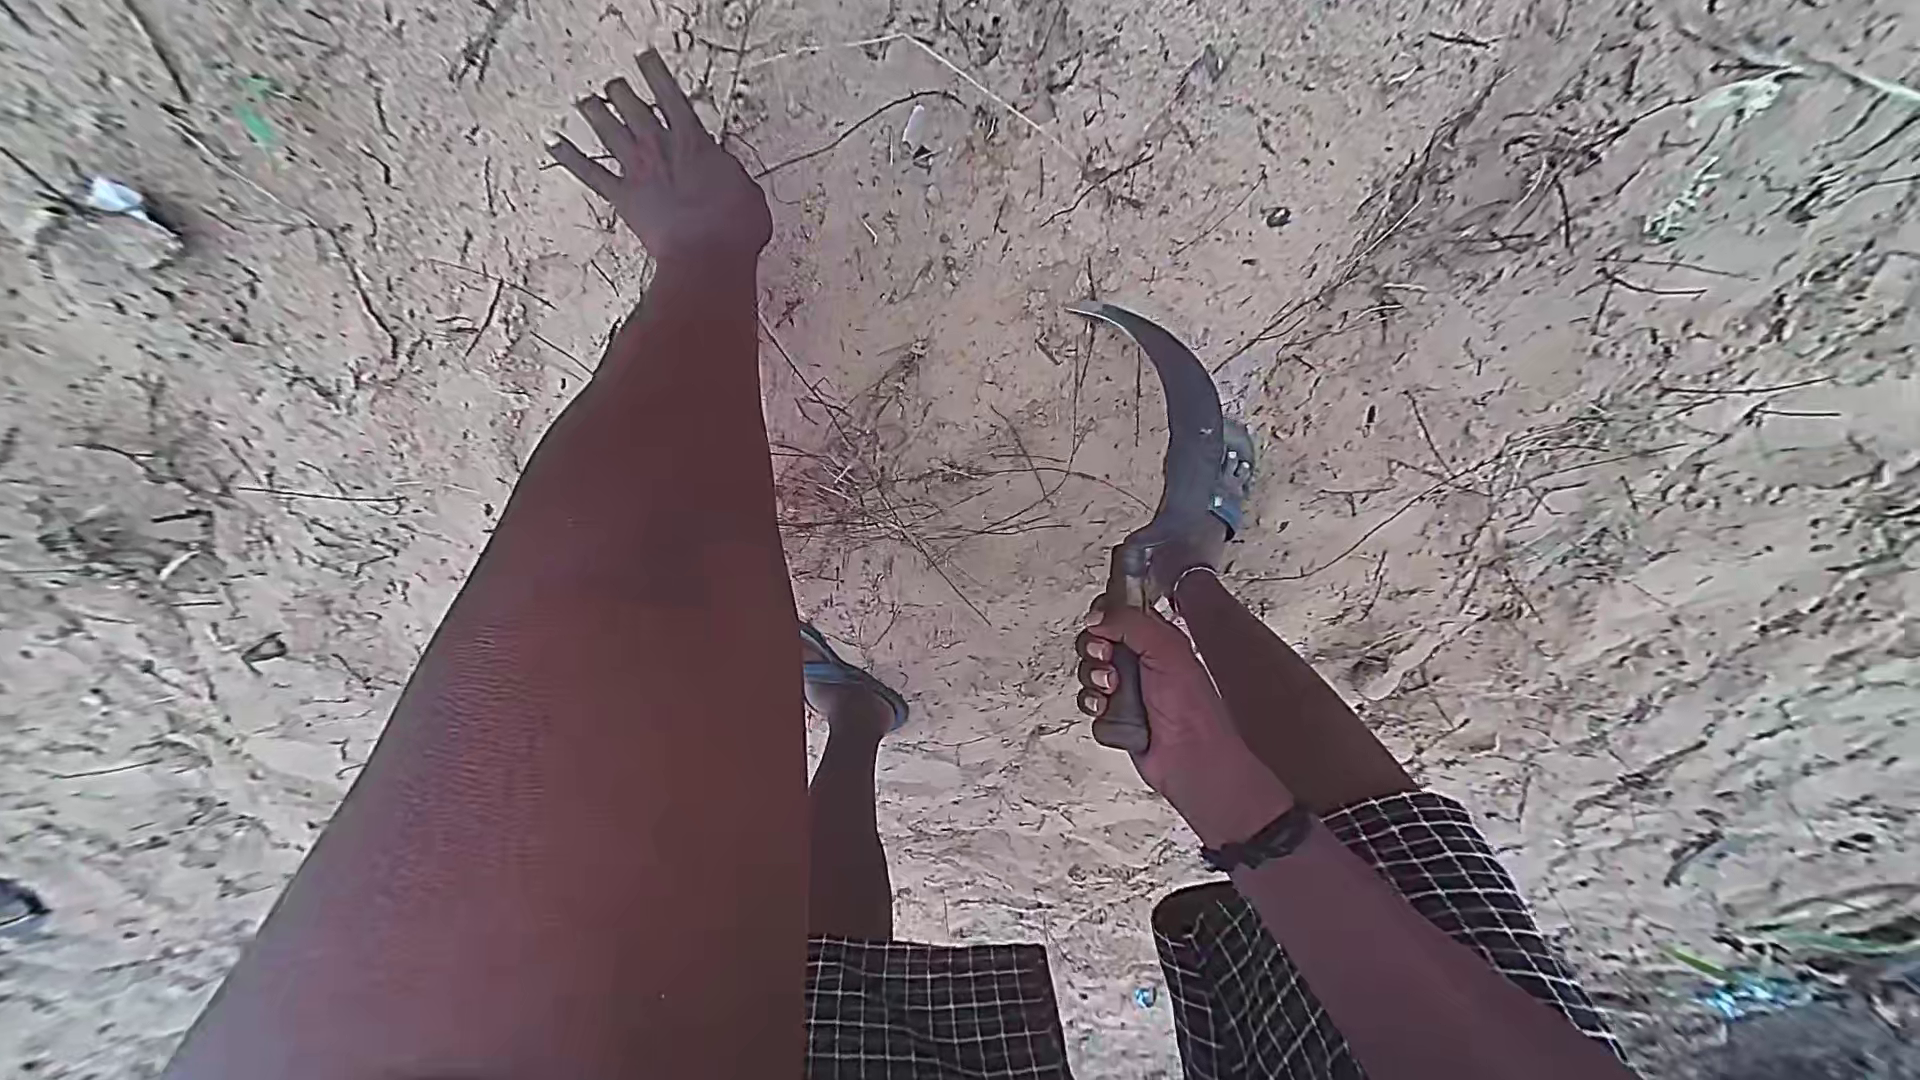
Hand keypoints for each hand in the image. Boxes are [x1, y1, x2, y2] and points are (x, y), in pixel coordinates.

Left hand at [549, 50, 772, 266]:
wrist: (709, 256)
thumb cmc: (734, 230)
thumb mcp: (749, 196)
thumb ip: (733, 177)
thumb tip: (730, 177)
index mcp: (692, 140)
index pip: (669, 94)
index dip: (655, 73)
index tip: (646, 59)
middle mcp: (659, 146)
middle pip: (631, 104)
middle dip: (623, 92)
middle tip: (618, 86)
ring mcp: (637, 170)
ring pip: (605, 127)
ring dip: (595, 111)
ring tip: (587, 101)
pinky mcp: (623, 197)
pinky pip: (588, 171)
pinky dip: (567, 155)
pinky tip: (551, 140)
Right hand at [1075, 601, 1294, 845]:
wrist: (1190, 757)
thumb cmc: (1191, 708)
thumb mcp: (1166, 649)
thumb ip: (1130, 622)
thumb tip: (1097, 616)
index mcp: (1154, 638)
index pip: (1116, 612)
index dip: (1102, 616)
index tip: (1102, 627)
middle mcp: (1137, 660)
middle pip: (1093, 641)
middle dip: (1094, 651)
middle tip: (1108, 659)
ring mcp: (1124, 687)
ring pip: (1087, 672)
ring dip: (1095, 681)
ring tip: (1113, 690)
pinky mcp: (1113, 713)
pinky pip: (1088, 702)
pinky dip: (1096, 707)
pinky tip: (1110, 711)